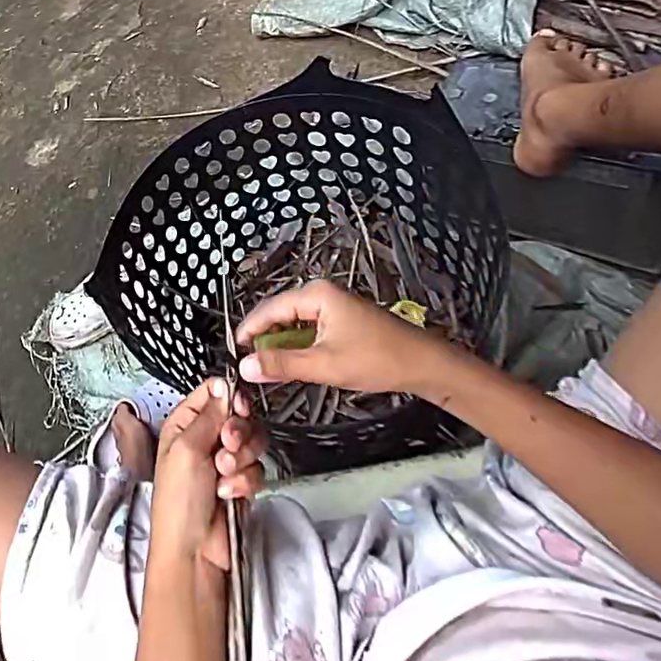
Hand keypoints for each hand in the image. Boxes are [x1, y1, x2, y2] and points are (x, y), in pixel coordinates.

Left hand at [148, 377, 267, 572]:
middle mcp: (204, 438)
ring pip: (252, 442)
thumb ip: (209, 415)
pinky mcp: (240, 481)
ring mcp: (224, 460)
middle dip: (237, 432)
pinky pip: (256, 468)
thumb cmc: (177, 501)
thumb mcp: (186, 448)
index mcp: (184, 423)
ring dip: (240, 459)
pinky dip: (245, 481)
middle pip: (238, 416)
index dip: (229, 397)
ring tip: (222, 474)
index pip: (213, 393)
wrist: (194, 550)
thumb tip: (223, 385)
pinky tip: (228, 493)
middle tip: (227, 446)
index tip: (237, 408)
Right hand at [234, 279, 469, 399]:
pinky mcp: (340, 319)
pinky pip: (307, 329)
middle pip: (278, 314)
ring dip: (281, 344)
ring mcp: (332, 305)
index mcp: (316, 295)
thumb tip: (245, 367)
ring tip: (269, 365)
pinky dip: (297, 345)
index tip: (234, 352)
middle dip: (264, 338)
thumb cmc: (379, 359)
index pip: (268, 309)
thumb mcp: (324, 365)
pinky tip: (294, 362)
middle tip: (250, 363)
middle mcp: (321, 294)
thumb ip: (281, 364)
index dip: (249, 331)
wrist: (426, 365)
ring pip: (292, 323)